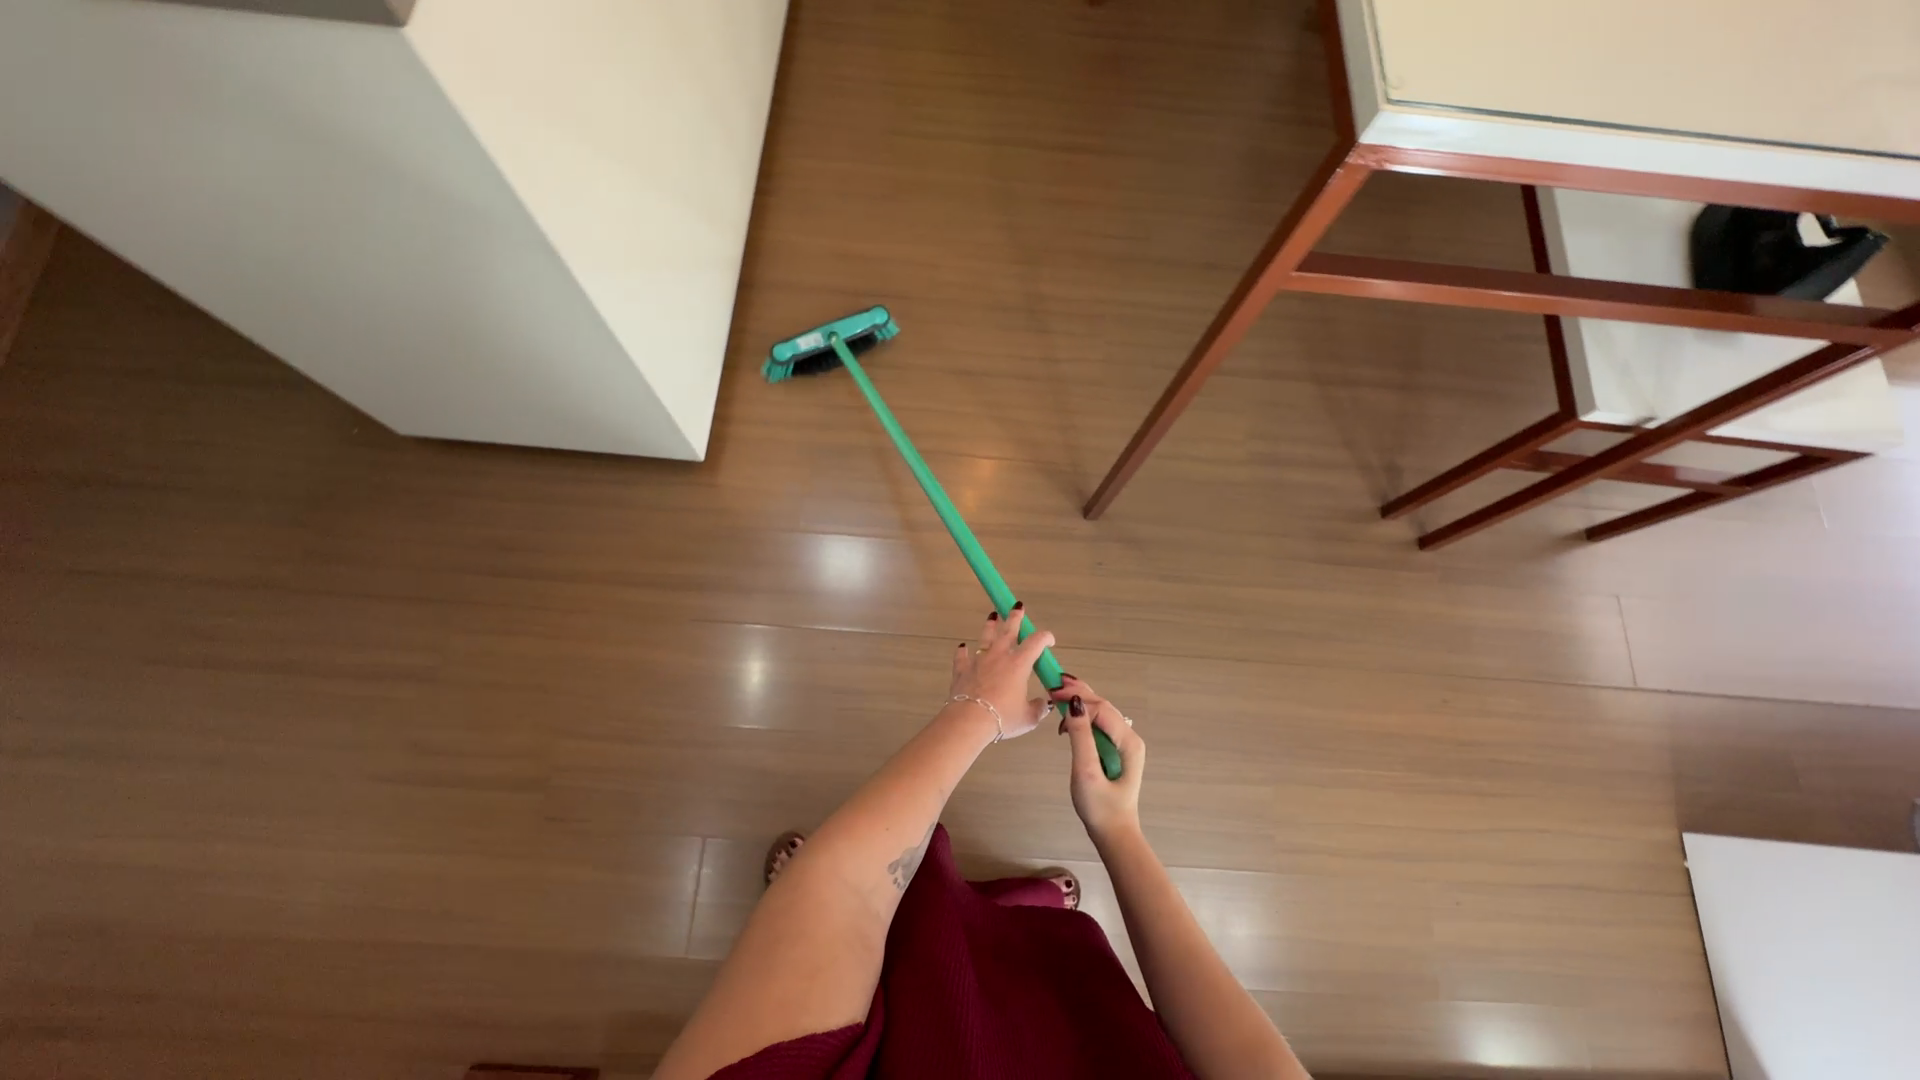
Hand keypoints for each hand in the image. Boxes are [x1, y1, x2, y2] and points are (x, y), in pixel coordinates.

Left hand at [948, 603, 1054, 740]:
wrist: (969, 720)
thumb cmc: (1002, 717)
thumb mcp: (1027, 718)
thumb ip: (1038, 708)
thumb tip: (1045, 704)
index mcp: (1019, 664)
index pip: (1036, 642)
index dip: (1045, 637)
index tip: (1049, 640)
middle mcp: (999, 656)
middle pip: (1009, 630)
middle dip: (1015, 617)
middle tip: (1017, 606)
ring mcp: (979, 660)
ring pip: (985, 637)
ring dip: (990, 626)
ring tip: (992, 617)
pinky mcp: (962, 669)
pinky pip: (962, 656)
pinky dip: (963, 652)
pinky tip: (962, 648)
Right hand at [1052, 675, 1144, 841]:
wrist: (1113, 834)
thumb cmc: (1100, 808)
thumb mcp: (1086, 772)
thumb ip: (1081, 737)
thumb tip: (1073, 704)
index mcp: (1128, 742)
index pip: (1100, 708)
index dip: (1076, 698)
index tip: (1050, 696)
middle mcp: (1130, 738)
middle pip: (1103, 705)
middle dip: (1078, 692)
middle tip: (1053, 684)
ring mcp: (1124, 744)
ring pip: (1102, 713)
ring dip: (1080, 701)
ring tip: (1058, 692)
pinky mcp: (1115, 751)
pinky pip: (1100, 724)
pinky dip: (1083, 715)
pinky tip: (1069, 715)